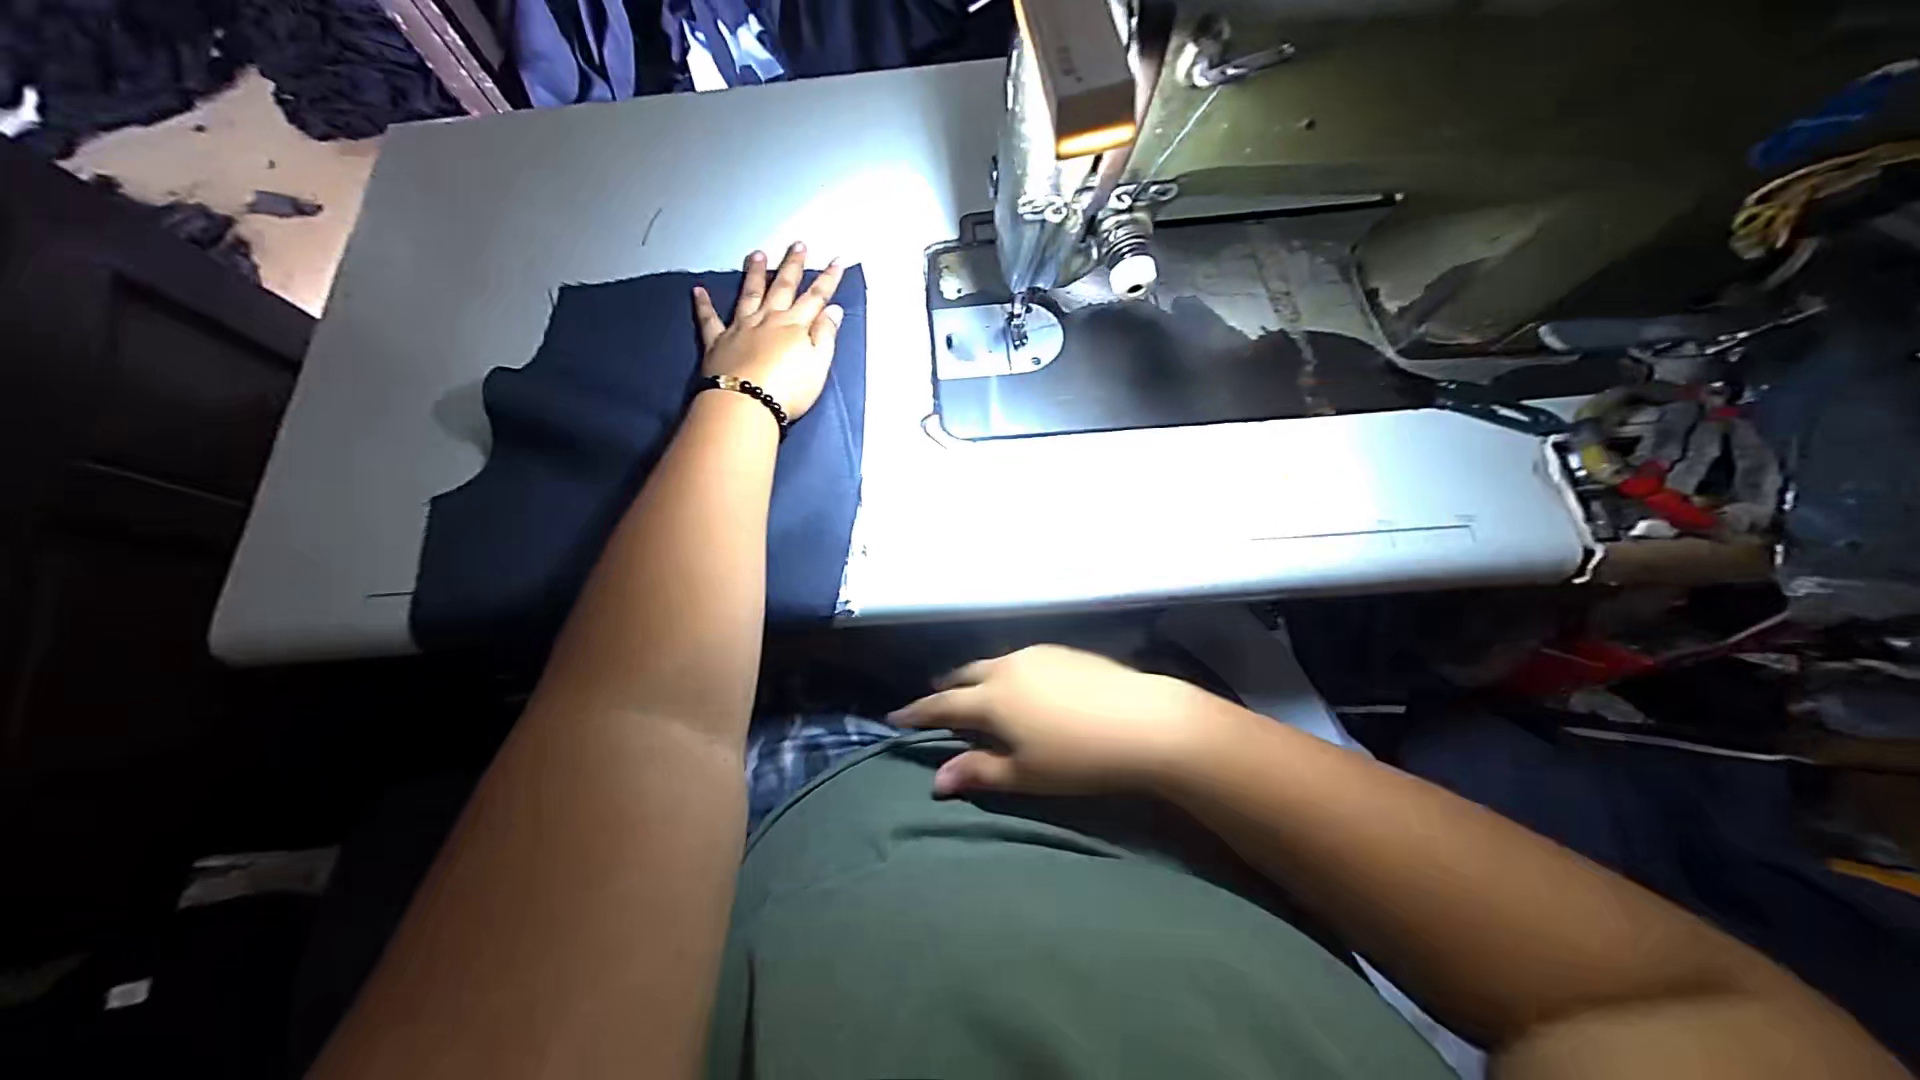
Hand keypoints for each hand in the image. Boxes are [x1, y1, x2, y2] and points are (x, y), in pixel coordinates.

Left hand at [693, 242, 844, 419]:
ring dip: (755, 274)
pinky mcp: (718, 342)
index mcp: (795, 325)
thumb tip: (833, 311)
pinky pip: (709, 319)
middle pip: (783, 287)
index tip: (836, 261)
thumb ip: (825, 335)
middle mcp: (768, 320)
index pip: (815, 297)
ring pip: (750, 294)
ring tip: (757, 255)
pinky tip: (698, 291)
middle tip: (798, 245)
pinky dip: (704, 304)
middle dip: (792, 266)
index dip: (828, 279)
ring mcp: (741, 328)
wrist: (746, 403)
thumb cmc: (787, 390)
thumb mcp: (818, 365)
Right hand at [889, 645, 1248, 797]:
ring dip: (976, 676)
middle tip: (933, 697)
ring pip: (993, 663)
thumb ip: (978, 772)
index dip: (916, 712)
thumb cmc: (1078, 757)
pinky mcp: (1064, 651)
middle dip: (945, 687)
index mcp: (990, 698)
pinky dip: (1006, 671)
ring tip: (974, 687)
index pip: (941, 704)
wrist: (1146, 721)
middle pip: (965, 675)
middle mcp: (1007, 667)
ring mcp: (1037, 655)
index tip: (896, 716)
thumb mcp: (1025, 774)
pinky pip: (1021, 658)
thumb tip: (936, 780)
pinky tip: (1020, 682)